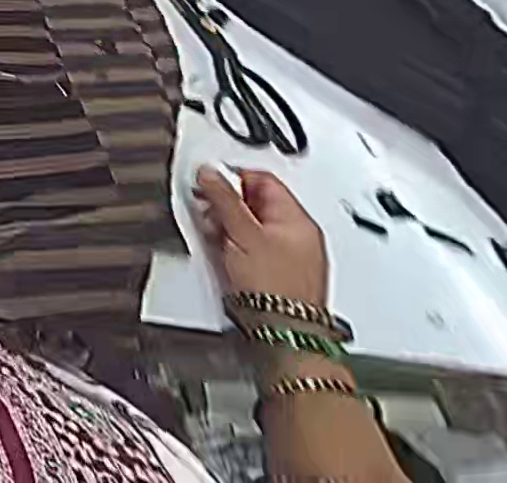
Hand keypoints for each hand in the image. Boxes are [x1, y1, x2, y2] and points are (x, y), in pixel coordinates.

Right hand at [192, 167, 327, 306]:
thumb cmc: (276, 288)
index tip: (210, 182)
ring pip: (247, 224)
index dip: (234, 177)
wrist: (282, 335)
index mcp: (296, 219)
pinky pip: (246, 245)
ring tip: (215, 236)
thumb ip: (224, 198)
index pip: (262, 179)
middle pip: (252, 201)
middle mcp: (295, 235)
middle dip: (226, 205)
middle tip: (211, 212)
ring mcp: (284, 255)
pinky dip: (230, 244)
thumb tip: (210, 172)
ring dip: (225, 225)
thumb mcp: (243, 233)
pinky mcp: (271, 271)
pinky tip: (222, 252)